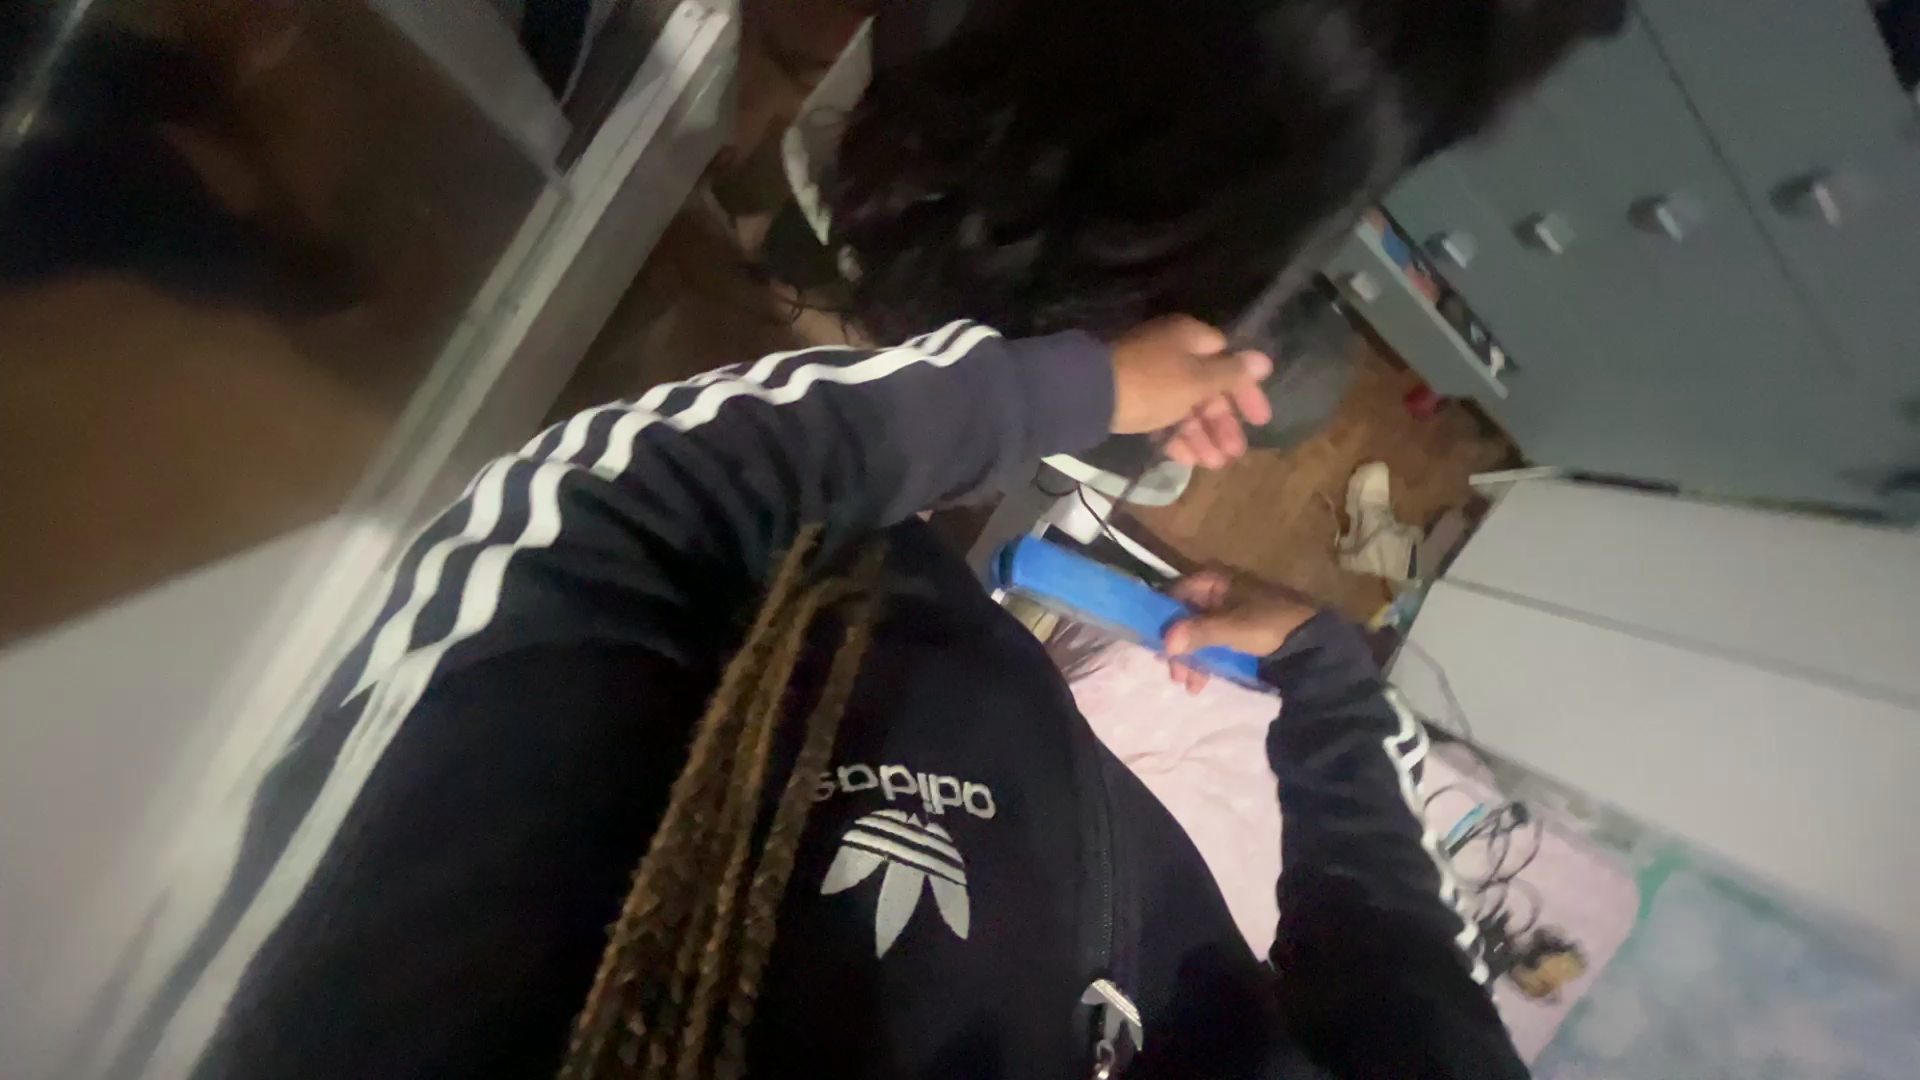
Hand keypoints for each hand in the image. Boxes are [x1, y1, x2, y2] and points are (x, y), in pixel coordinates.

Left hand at [1109, 316, 1272, 468]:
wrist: (1089, 395)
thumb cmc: (1152, 384)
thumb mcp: (1197, 380)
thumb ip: (1231, 374)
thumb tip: (1263, 361)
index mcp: (1190, 338)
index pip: (1229, 362)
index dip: (1246, 391)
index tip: (1260, 420)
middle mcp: (1171, 353)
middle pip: (1206, 388)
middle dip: (1222, 422)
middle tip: (1236, 452)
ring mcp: (1149, 377)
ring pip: (1184, 406)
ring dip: (1202, 435)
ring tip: (1215, 464)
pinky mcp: (1131, 399)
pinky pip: (1161, 417)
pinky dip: (1176, 436)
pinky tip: (1188, 460)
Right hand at [1162, 569, 1318, 693]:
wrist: (1316, 641)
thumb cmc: (1270, 624)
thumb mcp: (1231, 628)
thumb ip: (1197, 632)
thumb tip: (1165, 643)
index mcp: (1216, 580)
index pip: (1176, 593)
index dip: (1164, 617)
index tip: (1158, 644)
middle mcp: (1219, 591)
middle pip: (1185, 617)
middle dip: (1178, 648)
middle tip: (1176, 675)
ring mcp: (1230, 611)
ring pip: (1198, 633)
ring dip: (1191, 659)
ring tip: (1191, 685)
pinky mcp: (1240, 630)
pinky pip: (1213, 642)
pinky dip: (1206, 660)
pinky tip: (1203, 681)